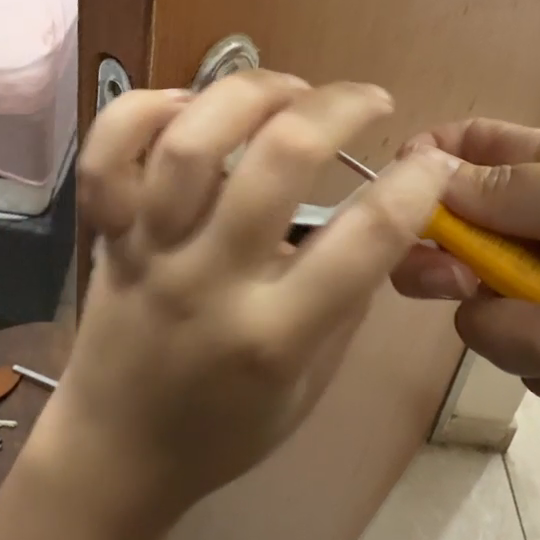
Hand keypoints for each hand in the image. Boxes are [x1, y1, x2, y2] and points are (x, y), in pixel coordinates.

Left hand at [36, 72, 459, 521]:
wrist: (117, 449)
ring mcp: (148, 248)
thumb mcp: (308, 388)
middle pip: (278, 161)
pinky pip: (110, 155)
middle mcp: (209, 280)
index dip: (415, 185)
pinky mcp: (105, 232)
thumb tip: (380, 221)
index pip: (364, 241)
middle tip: (366, 100)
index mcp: (273, 335)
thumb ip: (343, 304)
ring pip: (191, 142)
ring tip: (286, 90)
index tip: (434, 160)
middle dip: (337, 109)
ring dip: (250, 94)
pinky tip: (187, 105)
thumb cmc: (224, 427)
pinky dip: (145, 111)